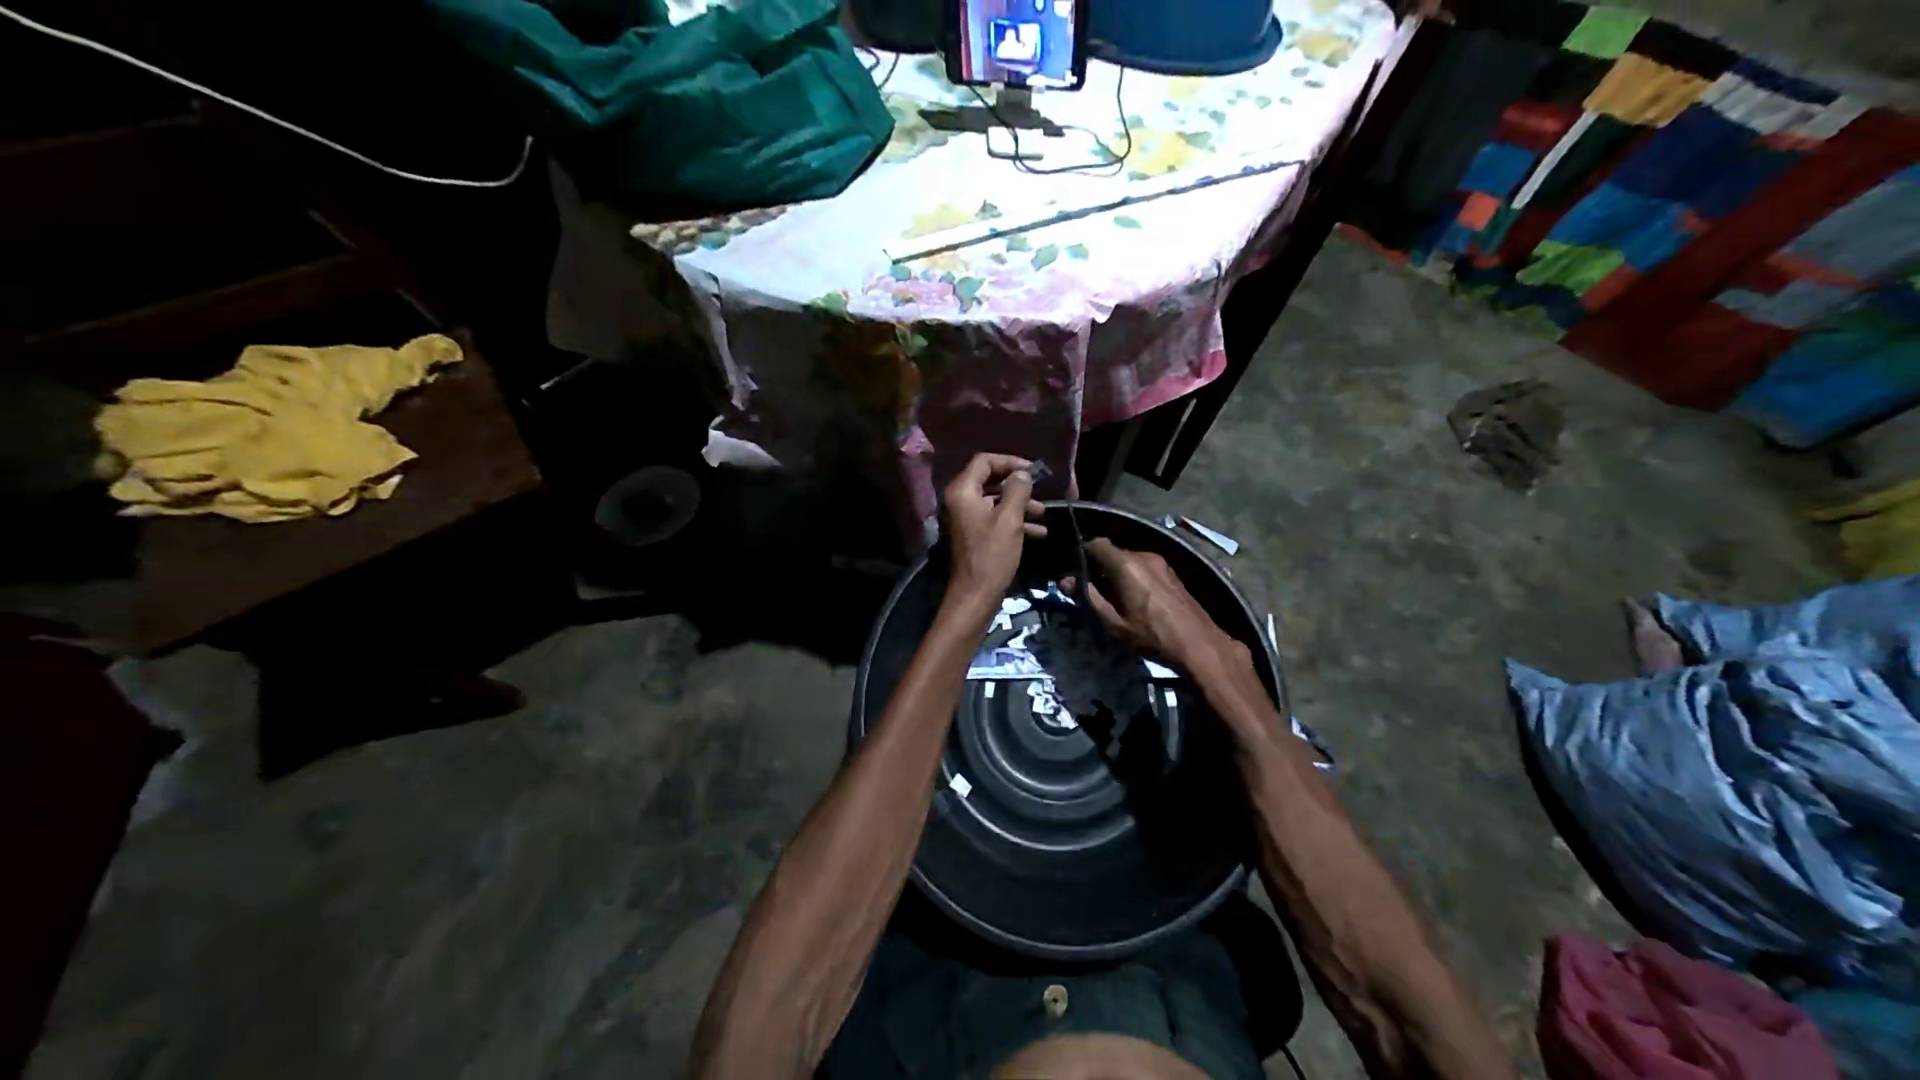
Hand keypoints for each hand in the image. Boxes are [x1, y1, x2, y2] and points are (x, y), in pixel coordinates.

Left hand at [943, 453, 1046, 608]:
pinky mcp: (972, 534)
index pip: (984, 461)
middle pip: (989, 479)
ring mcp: (964, 518)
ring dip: (1019, 504)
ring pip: (994, 500)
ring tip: (1043, 513)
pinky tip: (1037, 531)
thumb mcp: (1010, 519)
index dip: (1010, 462)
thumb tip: (1022, 474)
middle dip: (1017, 485)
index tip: (1034, 471)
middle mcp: (959, 500)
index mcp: (962, 491)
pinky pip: (993, 518)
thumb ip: (1017, 490)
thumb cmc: (992, 555)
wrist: (975, 594)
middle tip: (1040, 491)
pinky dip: (1013, 520)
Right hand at [1067, 538, 1249, 677]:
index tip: (1075, 574)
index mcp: (1126, 564)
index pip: (1096, 544)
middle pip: (1112, 552)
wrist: (1198, 644)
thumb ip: (1089, 598)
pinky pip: (1143, 566)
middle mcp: (1143, 556)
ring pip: (1128, 560)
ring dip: (1116, 573)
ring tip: (1112, 598)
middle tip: (1090, 591)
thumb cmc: (1152, 636)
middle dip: (1098, 567)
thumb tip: (1066, 581)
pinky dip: (1132, 576)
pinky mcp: (1171, 572)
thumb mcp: (1113, 623)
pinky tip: (1133, 599)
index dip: (1082, 556)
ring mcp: (1160, 563)